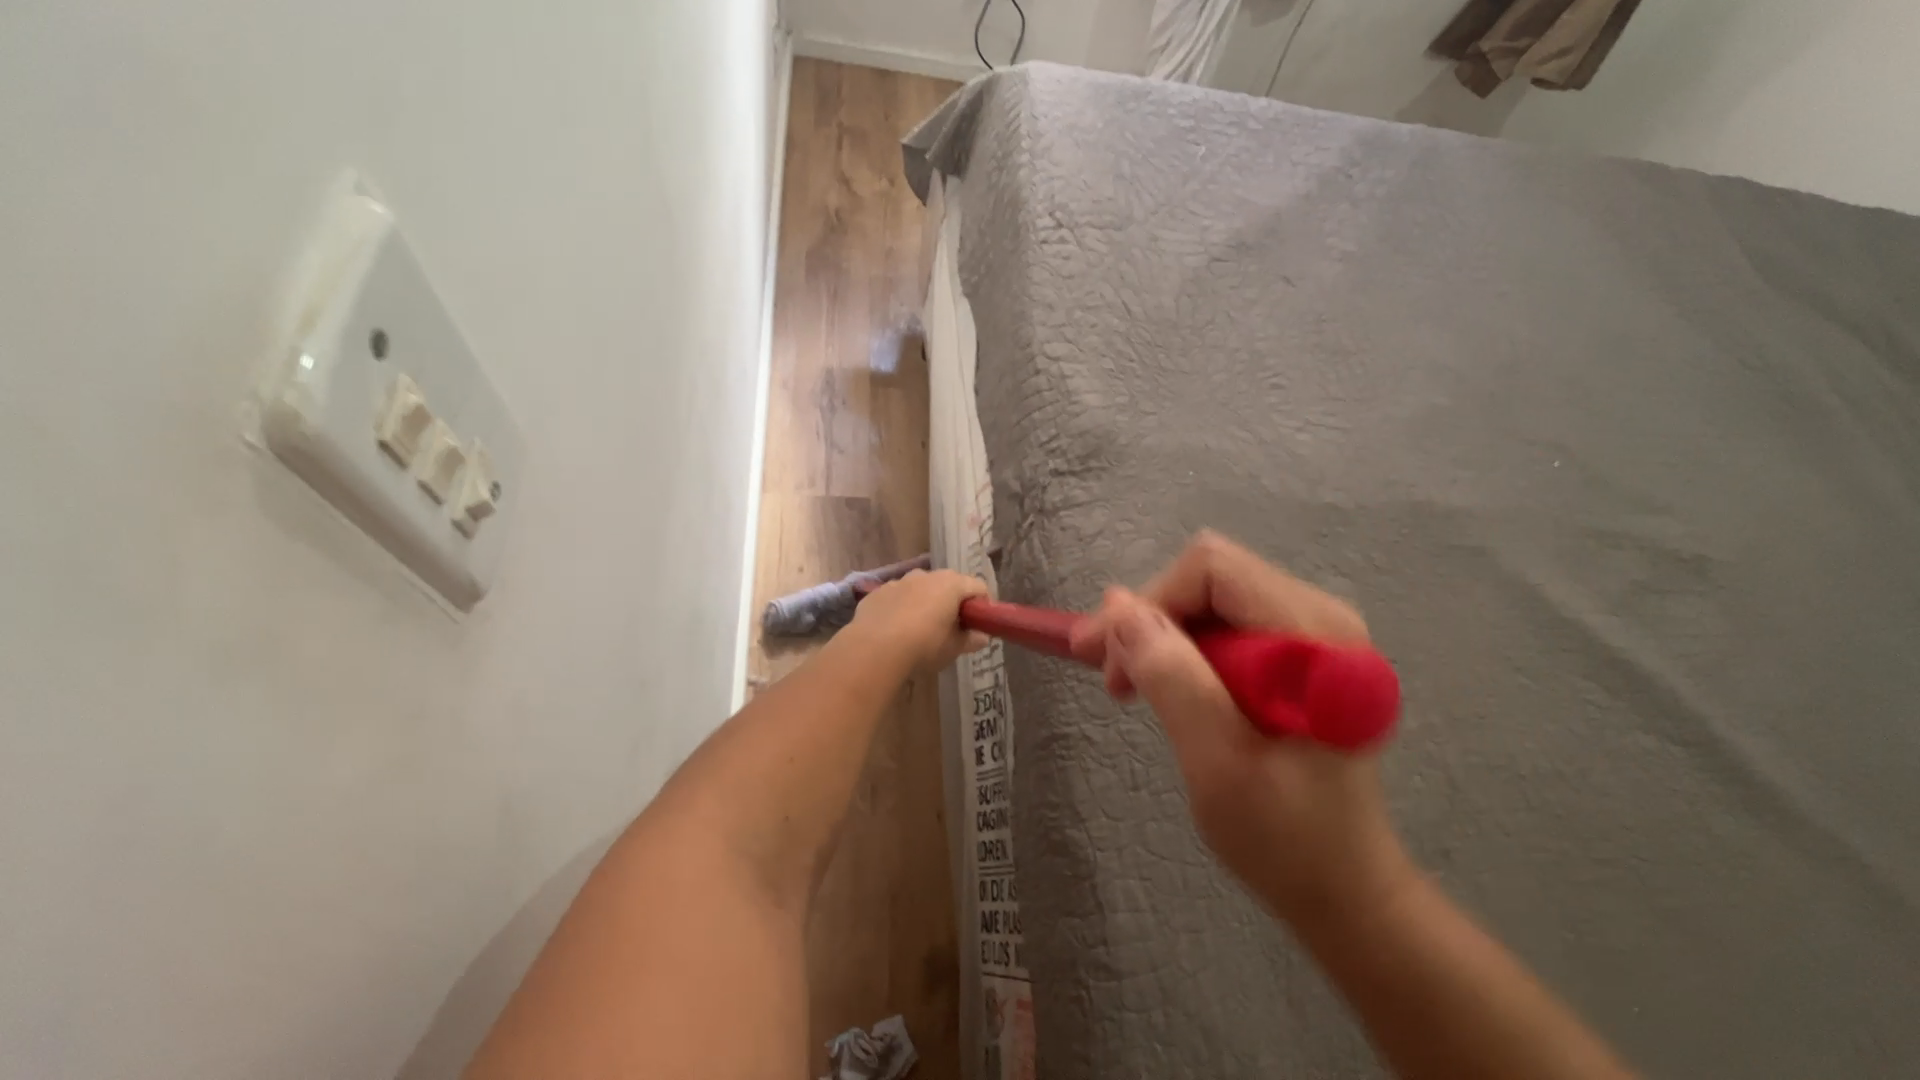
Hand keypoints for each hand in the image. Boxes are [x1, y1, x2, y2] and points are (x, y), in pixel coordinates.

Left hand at [846, 569, 990, 673]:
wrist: (874, 649)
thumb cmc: (923, 646)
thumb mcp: (953, 648)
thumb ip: (970, 639)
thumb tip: (982, 637)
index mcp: (950, 584)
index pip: (978, 587)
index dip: (983, 605)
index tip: (980, 625)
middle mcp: (925, 575)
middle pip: (948, 584)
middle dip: (953, 602)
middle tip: (952, 627)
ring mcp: (898, 582)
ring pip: (920, 589)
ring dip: (925, 603)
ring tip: (921, 629)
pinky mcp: (876, 593)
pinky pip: (896, 598)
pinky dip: (901, 609)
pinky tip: (895, 631)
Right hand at [1068, 531, 1413, 926]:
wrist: (1346, 891)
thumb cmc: (1285, 838)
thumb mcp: (1217, 762)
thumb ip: (1171, 676)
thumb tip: (1115, 605)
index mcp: (1314, 634)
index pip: (1212, 570)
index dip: (1149, 603)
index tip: (1104, 659)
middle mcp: (1321, 618)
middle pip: (1211, 579)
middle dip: (1148, 620)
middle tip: (1107, 678)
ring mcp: (1314, 637)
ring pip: (1213, 602)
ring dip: (1161, 638)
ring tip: (1127, 688)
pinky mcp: (1301, 659)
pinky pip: (1227, 628)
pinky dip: (1184, 653)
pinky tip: (1165, 691)